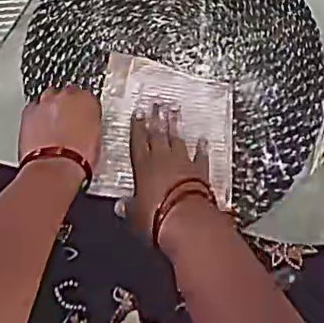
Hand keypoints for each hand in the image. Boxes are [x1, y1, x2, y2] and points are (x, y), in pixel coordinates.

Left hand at [18, 88, 103, 176]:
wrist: (56, 169)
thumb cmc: (78, 159)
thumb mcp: (95, 139)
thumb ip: (89, 124)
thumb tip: (84, 128)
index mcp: (88, 100)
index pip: (85, 97)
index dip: (81, 109)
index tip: (78, 118)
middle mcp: (68, 96)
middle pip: (65, 94)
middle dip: (64, 106)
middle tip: (63, 123)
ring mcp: (47, 102)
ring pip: (48, 98)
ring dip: (49, 109)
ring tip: (49, 126)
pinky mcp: (29, 112)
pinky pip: (32, 109)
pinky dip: (34, 117)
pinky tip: (36, 130)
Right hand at [124, 103, 212, 244]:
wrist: (185, 219)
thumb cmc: (156, 218)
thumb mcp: (135, 216)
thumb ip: (129, 207)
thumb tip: (121, 206)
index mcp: (143, 167)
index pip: (138, 142)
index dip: (138, 127)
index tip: (139, 113)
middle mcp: (162, 160)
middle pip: (158, 134)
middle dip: (157, 118)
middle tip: (157, 104)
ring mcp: (182, 162)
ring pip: (177, 139)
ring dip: (175, 125)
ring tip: (174, 112)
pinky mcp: (200, 170)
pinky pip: (200, 156)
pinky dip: (201, 148)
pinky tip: (202, 140)